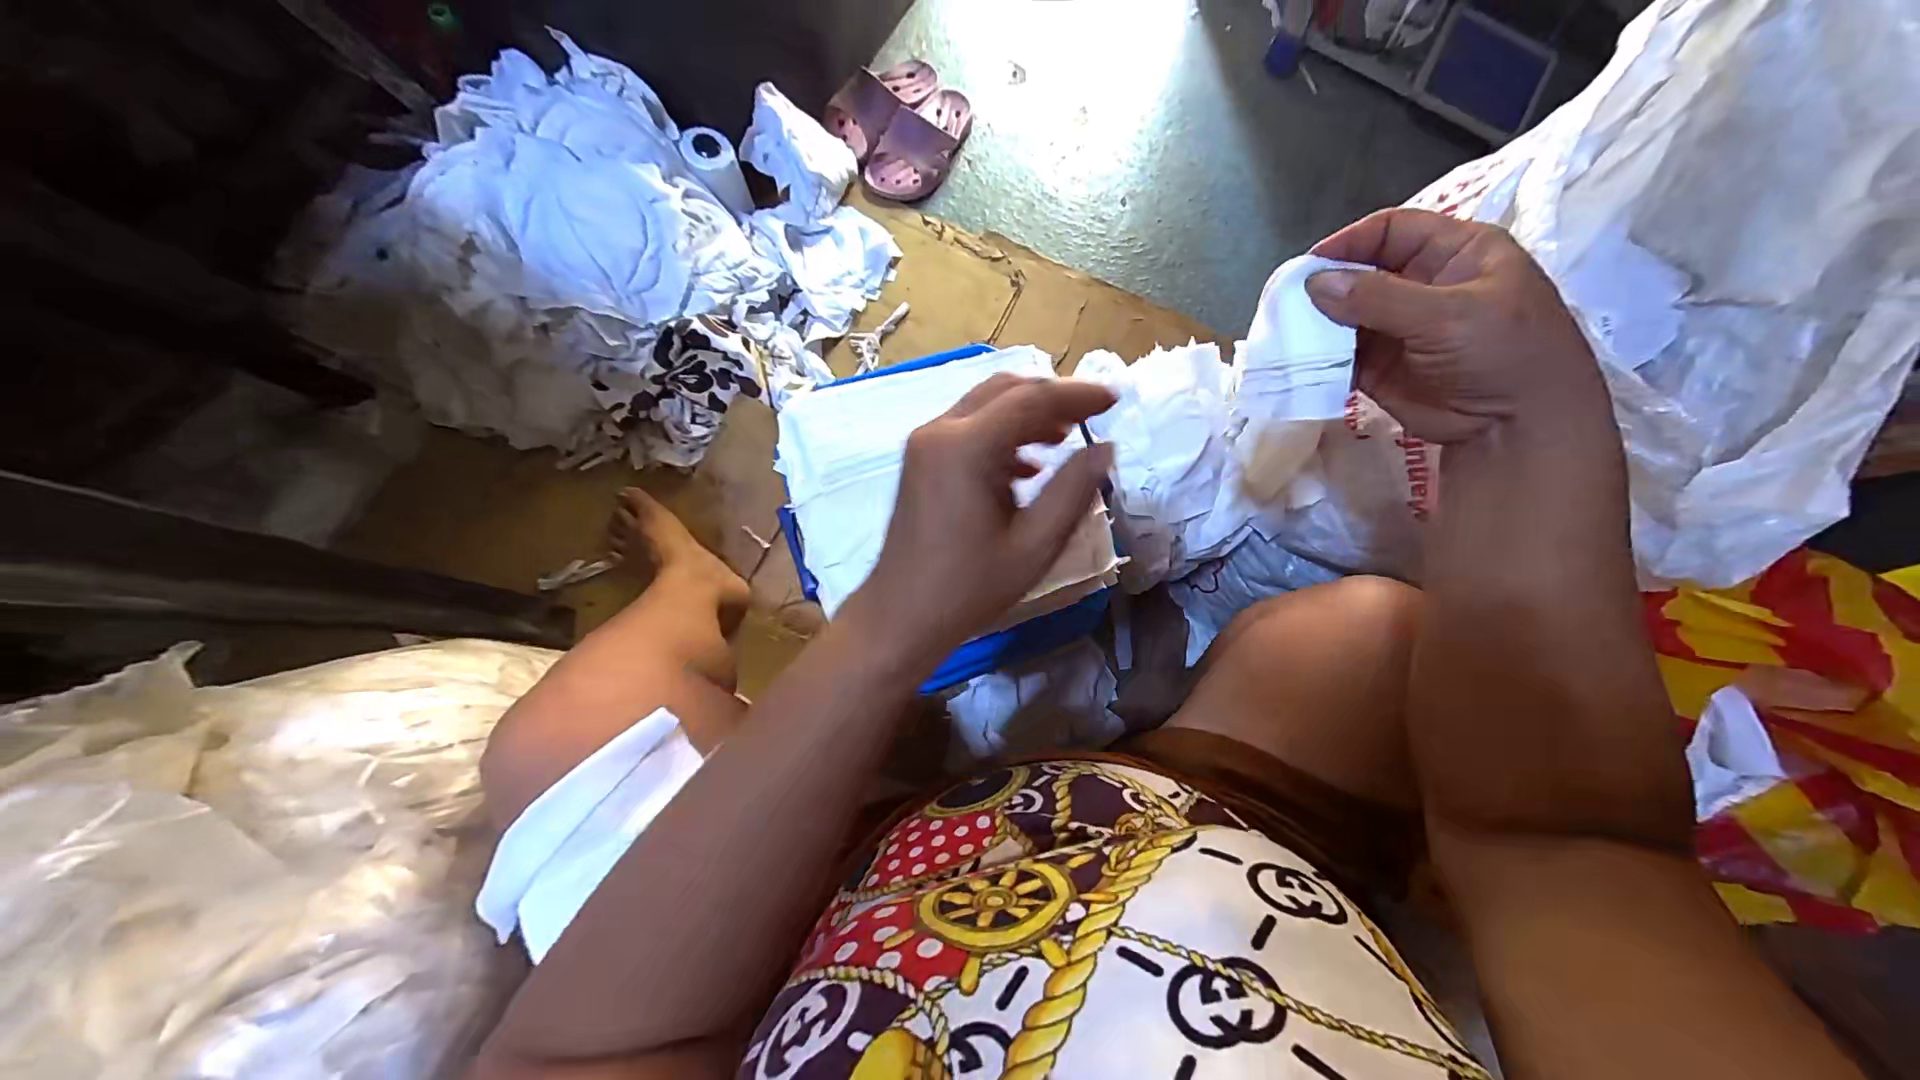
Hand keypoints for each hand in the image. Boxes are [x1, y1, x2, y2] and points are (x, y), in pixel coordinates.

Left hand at [843, 374, 1115, 667]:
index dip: (1078, 395)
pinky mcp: (920, 461)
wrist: (902, 615)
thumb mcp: (1035, 544)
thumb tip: (1104, 448)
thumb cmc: (969, 588)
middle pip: (1005, 391)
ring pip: (985, 407)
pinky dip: (1002, 435)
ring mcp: (924, 445)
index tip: (1114, 399)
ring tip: (1065, 439)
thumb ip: (1074, 490)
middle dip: (1052, 398)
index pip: (1032, 399)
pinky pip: (968, 429)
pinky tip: (1027, 468)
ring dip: (1027, 416)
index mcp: (967, 446)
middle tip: (1092, 416)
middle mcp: (940, 432)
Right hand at [1305, 208, 1606, 443]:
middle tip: (1288, 302)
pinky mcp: (1375, 365)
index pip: (1392, 230)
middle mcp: (1420, 284)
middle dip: (1326, 284)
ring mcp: (1395, 327)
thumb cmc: (1502, 354)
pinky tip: (1299, 358)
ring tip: (1288, 331)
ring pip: (1344, 313)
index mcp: (1453, 253)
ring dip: (1317, 322)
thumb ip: (1379, 297)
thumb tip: (1314, 283)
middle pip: (1360, 271)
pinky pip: (1338, 352)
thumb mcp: (1449, 315)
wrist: (1513, 427)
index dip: (1351, 241)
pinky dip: (1318, 355)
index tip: (1311, 265)